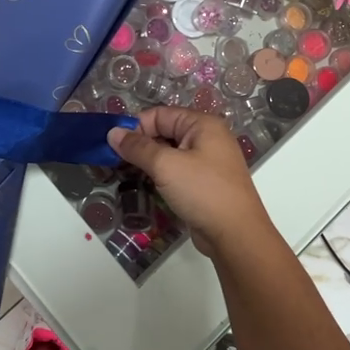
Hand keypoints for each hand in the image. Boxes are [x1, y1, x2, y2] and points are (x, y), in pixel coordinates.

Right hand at [109, 107, 269, 257]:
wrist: (236, 235)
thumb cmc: (202, 192)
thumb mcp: (165, 166)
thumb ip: (137, 147)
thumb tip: (112, 133)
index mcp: (202, 124)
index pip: (160, 115)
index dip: (135, 127)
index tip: (113, 146)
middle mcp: (207, 138)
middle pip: (164, 132)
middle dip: (140, 145)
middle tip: (115, 162)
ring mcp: (207, 161)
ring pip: (169, 153)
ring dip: (148, 162)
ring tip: (126, 174)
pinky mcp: (204, 183)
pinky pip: (176, 170)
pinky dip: (160, 175)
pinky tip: (145, 185)